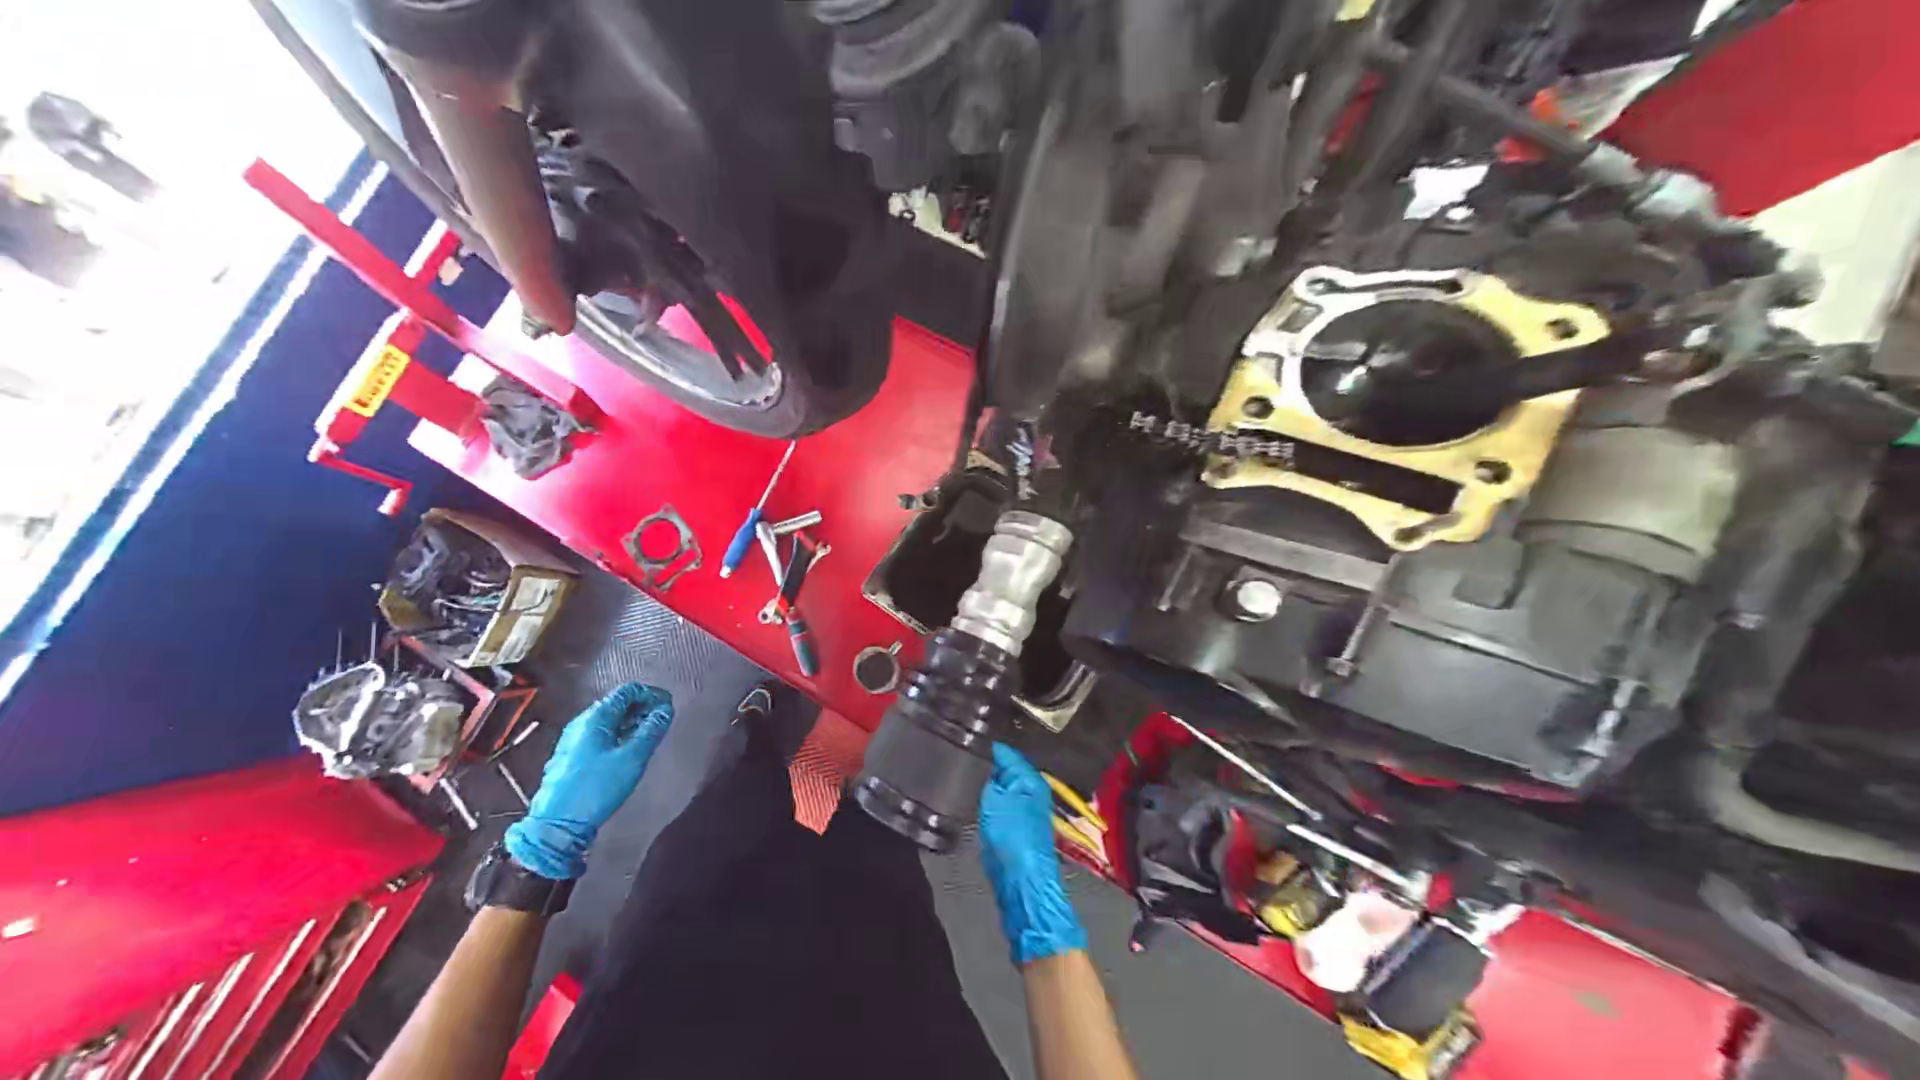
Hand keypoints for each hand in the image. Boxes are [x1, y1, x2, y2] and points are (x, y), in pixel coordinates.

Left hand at [504, 682, 672, 879]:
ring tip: (651, 736)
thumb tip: (666, 709)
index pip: (628, 691)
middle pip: (617, 704)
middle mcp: (581, 723)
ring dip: (632, 723)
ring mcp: (574, 741)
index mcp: (595, 717)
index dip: (651, 694)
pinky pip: (601, 736)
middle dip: (643, 708)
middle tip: (664, 721)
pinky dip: (620, 736)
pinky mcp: (572, 758)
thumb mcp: (632, 758)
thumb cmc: (597, 787)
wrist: (556, 826)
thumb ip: (652, 730)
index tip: (670, 706)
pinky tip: (630, 751)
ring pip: (609, 721)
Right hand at [979, 743, 1087, 966]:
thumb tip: (986, 766)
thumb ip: (990, 779)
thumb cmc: (1012, 836)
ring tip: (958, 775)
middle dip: (984, 766)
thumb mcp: (996, 799)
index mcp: (1031, 781)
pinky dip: (985, 804)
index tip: (966, 737)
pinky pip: (996, 809)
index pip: (1008, 754)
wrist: (1023, 883)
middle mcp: (1030, 793)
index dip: (988, 746)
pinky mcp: (1013, 832)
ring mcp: (1023, 814)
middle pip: (1005, 772)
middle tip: (957, 755)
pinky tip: (967, 800)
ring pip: (1000, 791)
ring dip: (984, 786)